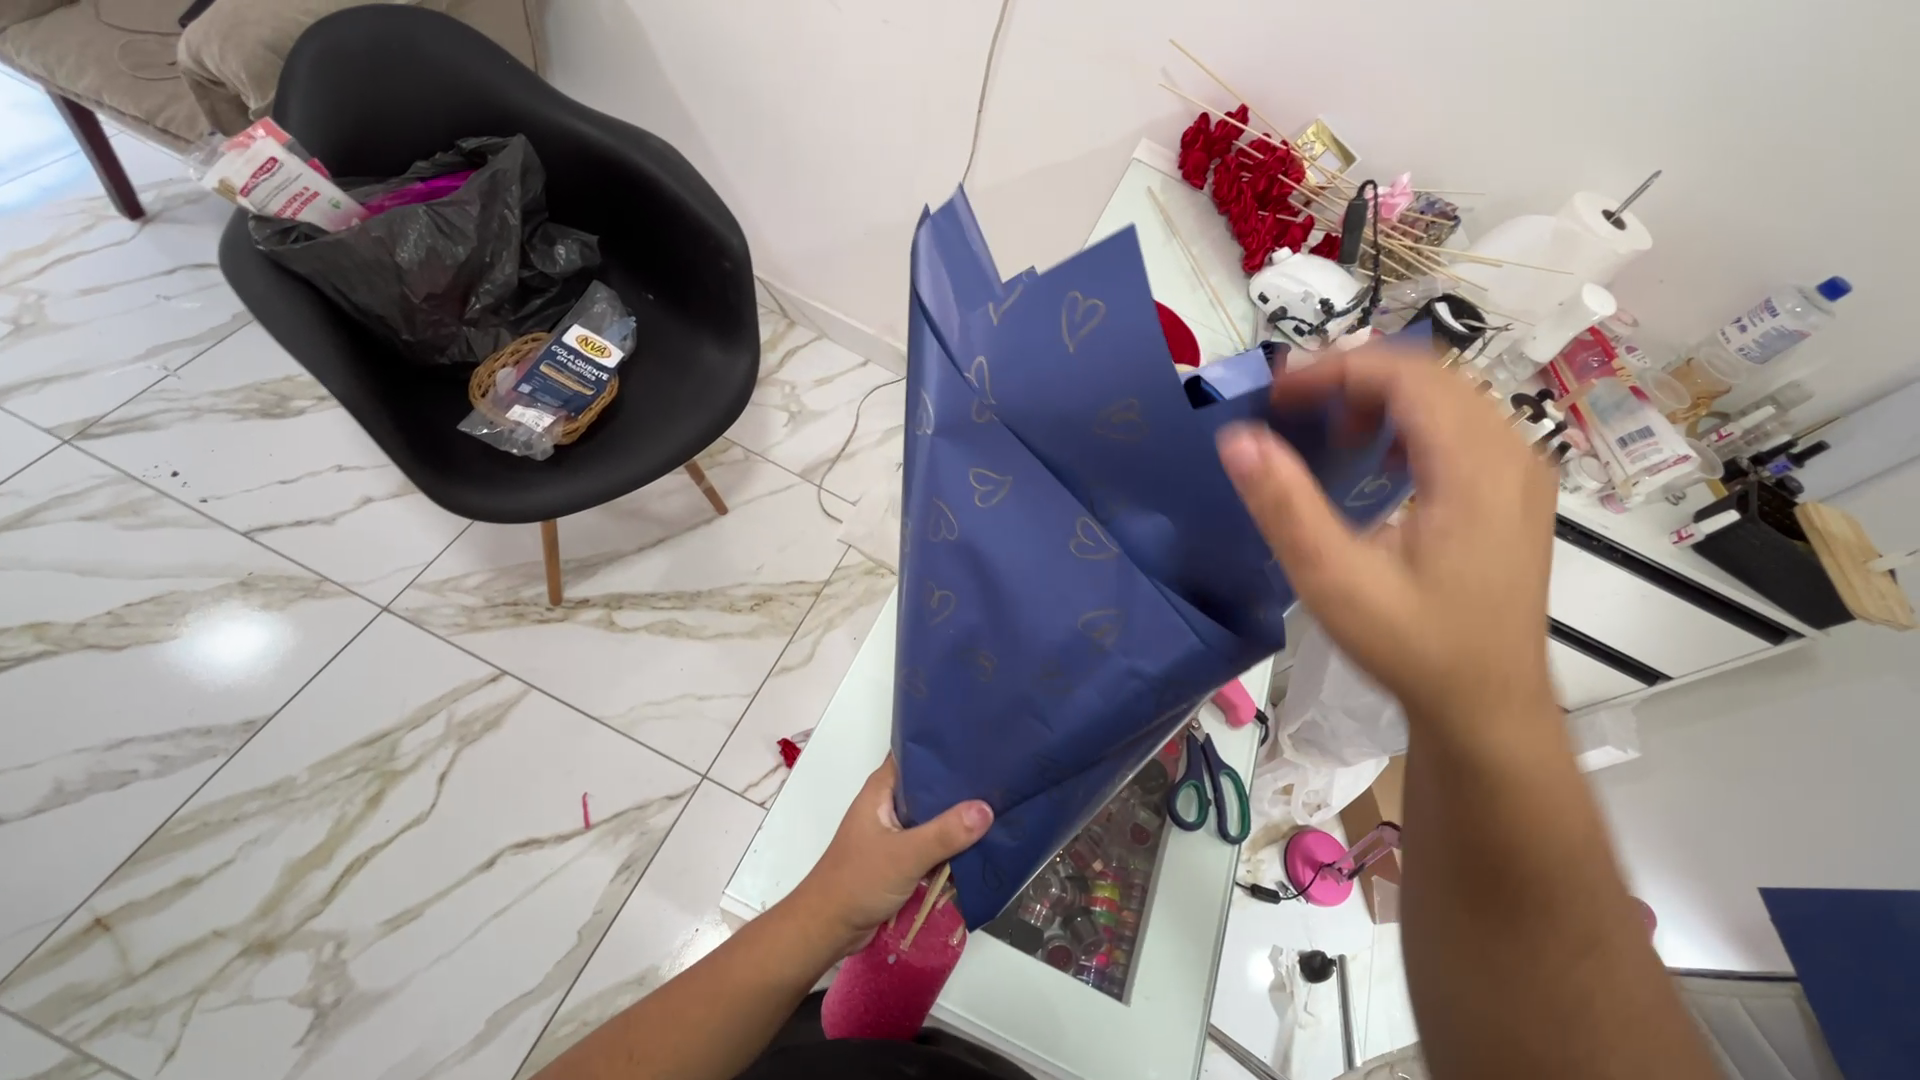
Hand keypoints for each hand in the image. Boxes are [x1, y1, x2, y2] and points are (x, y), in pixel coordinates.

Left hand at [786, 758, 992, 954]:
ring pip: (933, 816)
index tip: (978, 742)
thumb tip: (987, 809)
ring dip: (958, 817)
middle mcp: (888, 804)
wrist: (828, 928)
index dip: (943, 746)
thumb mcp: (905, 855)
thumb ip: (945, 833)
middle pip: (929, 786)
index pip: (914, 753)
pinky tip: (981, 842)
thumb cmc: (858, 881)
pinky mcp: (901, 857)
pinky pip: (932, 842)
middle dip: (959, 784)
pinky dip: (951, 843)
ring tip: (999, 805)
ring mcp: (894, 832)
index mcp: (882, 789)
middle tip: (999, 776)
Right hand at [1216, 348, 1558, 729]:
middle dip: (1352, 375)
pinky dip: (1408, 420)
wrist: (1488, 703)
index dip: (1334, 369)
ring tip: (1328, 429)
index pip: (1406, 375)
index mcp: (1474, 467)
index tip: (1275, 393)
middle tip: (1290, 405)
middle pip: (1430, 374)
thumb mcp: (1335, 580)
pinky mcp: (1516, 490)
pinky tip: (1377, 459)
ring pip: (1448, 394)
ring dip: (1380, 395)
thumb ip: (1285, 506)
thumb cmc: (1413, 645)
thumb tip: (1236, 438)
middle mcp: (1512, 453)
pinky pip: (1463, 423)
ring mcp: (1521, 470)